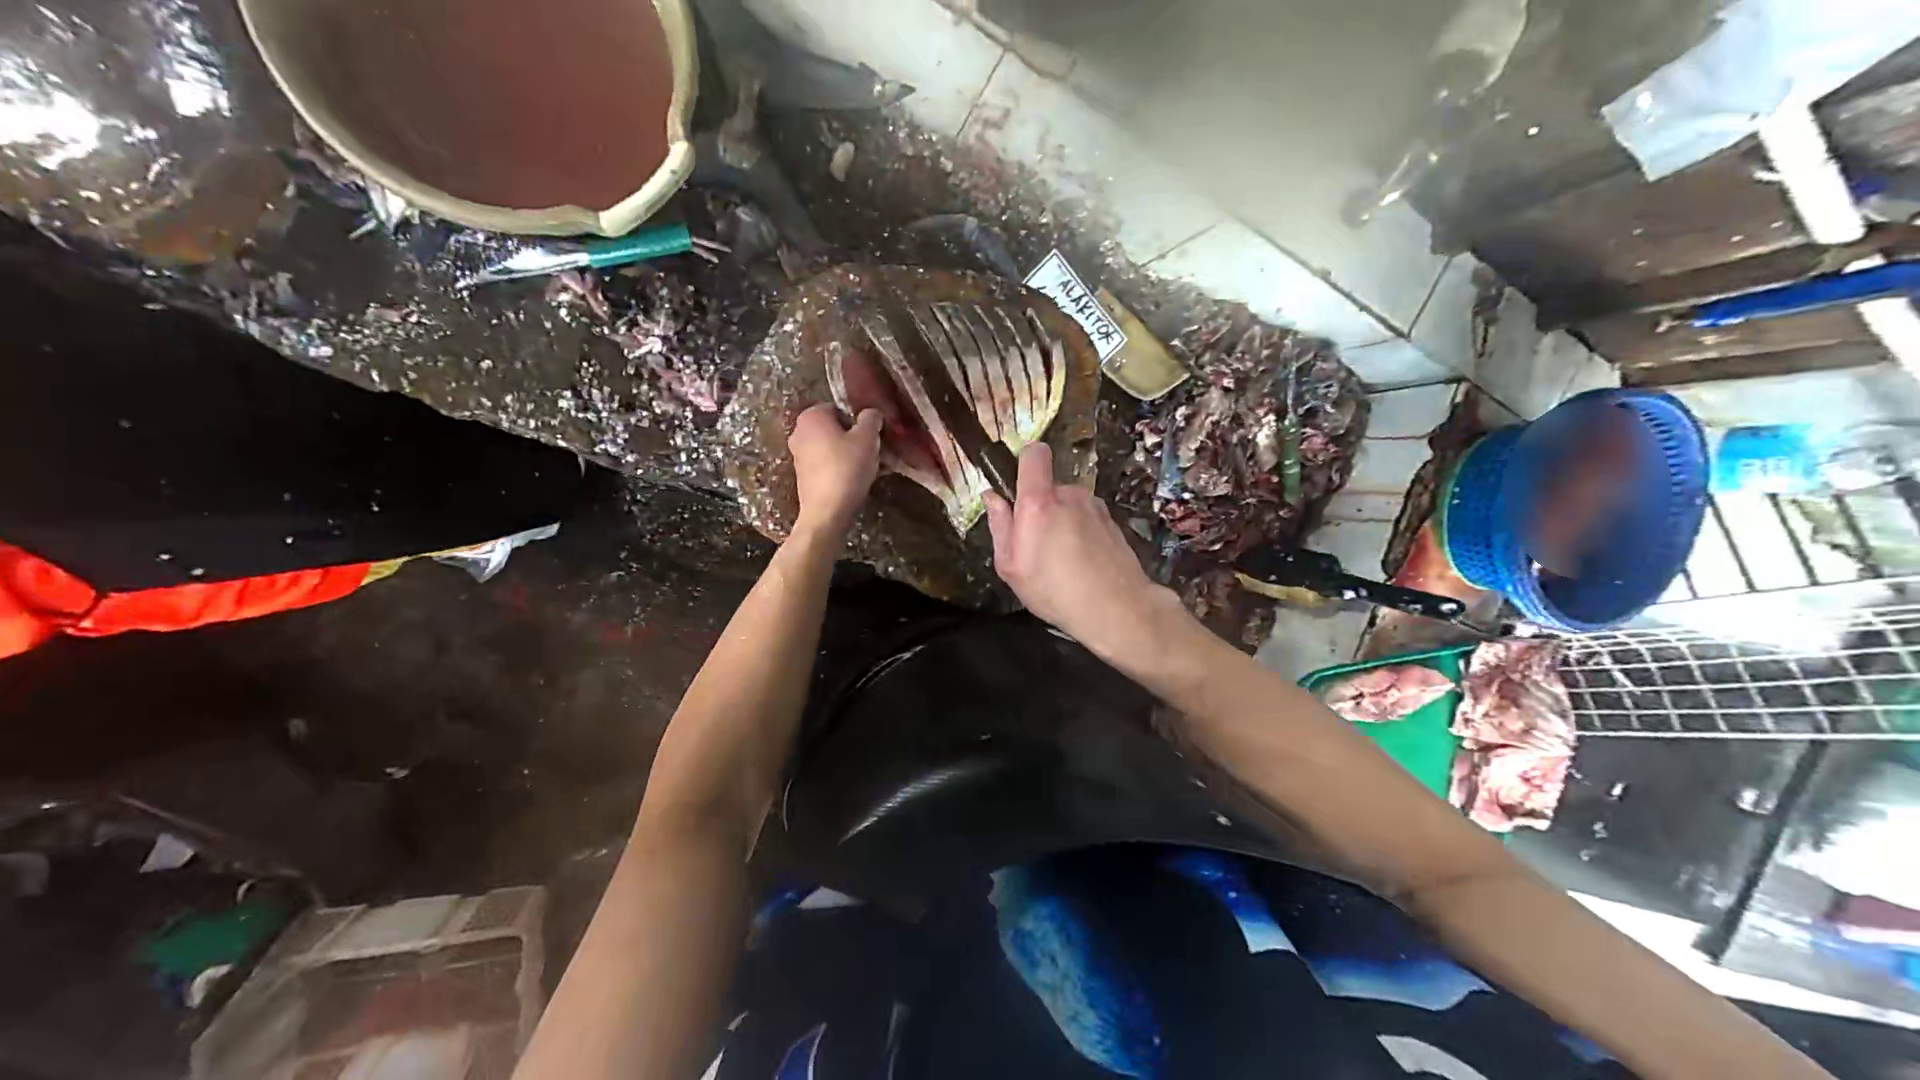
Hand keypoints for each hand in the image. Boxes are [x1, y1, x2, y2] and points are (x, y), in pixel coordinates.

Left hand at [789, 403, 882, 540]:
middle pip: (836, 429)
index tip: (874, 434)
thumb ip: (871, 419)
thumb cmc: (847, 468)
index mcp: (811, 416)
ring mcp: (799, 455)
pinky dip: (843, 468)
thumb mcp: (867, 438)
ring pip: (833, 448)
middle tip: (877, 451)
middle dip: (857, 438)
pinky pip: (828, 465)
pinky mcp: (804, 476)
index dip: (860, 420)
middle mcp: (800, 432)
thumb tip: (871, 413)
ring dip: (853, 454)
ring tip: (875, 467)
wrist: (826, 512)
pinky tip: (860, 480)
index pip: (840, 408)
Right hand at [984, 443, 1175, 651]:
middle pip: (1048, 488)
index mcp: (1039, 502)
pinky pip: (1086, 518)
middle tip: (1036, 546)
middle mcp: (1070, 495)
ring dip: (1061, 522)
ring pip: (1068, 504)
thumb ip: (1000, 525)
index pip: (1034, 454)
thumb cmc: (1055, 591)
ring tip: (1060, 559)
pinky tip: (1081, 562)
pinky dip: (1080, 532)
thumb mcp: (1011, 566)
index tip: (1018, 486)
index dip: (1024, 462)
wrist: (1116, 608)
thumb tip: (992, 497)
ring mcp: (1094, 506)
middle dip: (1040, 509)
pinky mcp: (1111, 520)